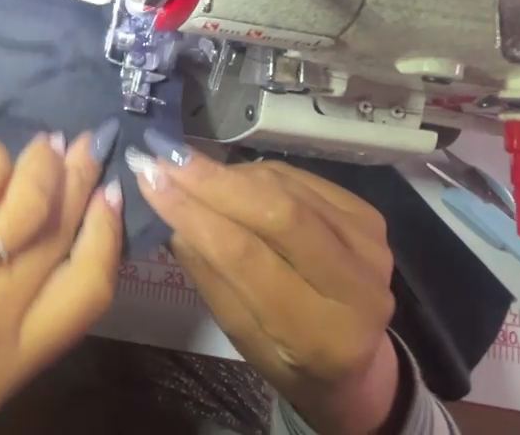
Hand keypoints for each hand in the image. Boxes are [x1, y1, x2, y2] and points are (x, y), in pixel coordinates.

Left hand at [0, 129, 124, 433]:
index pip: (87, 291)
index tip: (111, 196)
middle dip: (80, 181)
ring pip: (24, 196)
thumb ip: (8, 316)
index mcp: (2, 369)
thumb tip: (49, 235)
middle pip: (57, 232)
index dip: (107, 235)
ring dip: (43, 162)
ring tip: (44, 145)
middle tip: (85, 149)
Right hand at [130, 132, 400, 434]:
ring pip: (287, 188)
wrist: (357, 363)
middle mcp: (357, 287)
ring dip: (229, 172)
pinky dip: (256, 172)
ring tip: (185, 164)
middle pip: (277, 212)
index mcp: (320, 335)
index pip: (246, 256)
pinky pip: (301, 179)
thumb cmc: (286, 358)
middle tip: (164, 157)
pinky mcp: (370, 218)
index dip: (193, 213)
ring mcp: (370, 246)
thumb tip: (166, 208)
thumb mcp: (238, 333)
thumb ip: (206, 271)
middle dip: (212, 180)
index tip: (149, 178)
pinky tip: (228, 174)